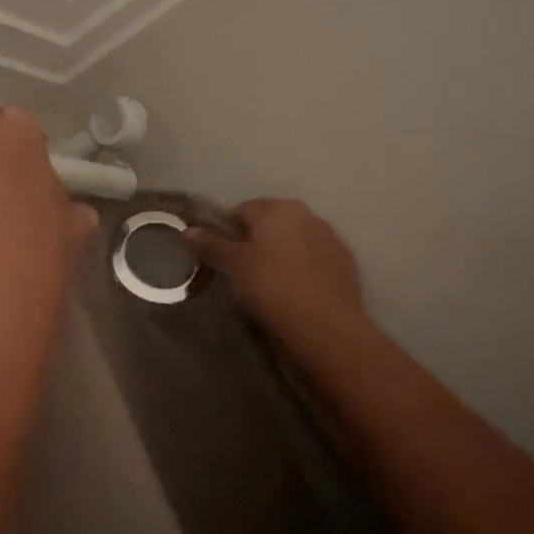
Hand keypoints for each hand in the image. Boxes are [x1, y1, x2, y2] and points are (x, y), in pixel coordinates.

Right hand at [184, 198, 367, 332]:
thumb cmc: (272, 287)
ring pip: (293, 240)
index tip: (222, 260)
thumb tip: (187, 230)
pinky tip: (295, 292)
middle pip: (269, 223)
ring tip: (269, 285)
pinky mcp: (345, 262)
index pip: (241, 210)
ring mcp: (330, 237)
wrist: (326, 326)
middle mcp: (305, 214)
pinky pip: (313, 258)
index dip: (226, 234)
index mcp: (276, 208)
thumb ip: (210, 244)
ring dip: (280, 254)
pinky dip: (302, 269)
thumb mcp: (232, 266)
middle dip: (255, 242)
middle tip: (243, 273)